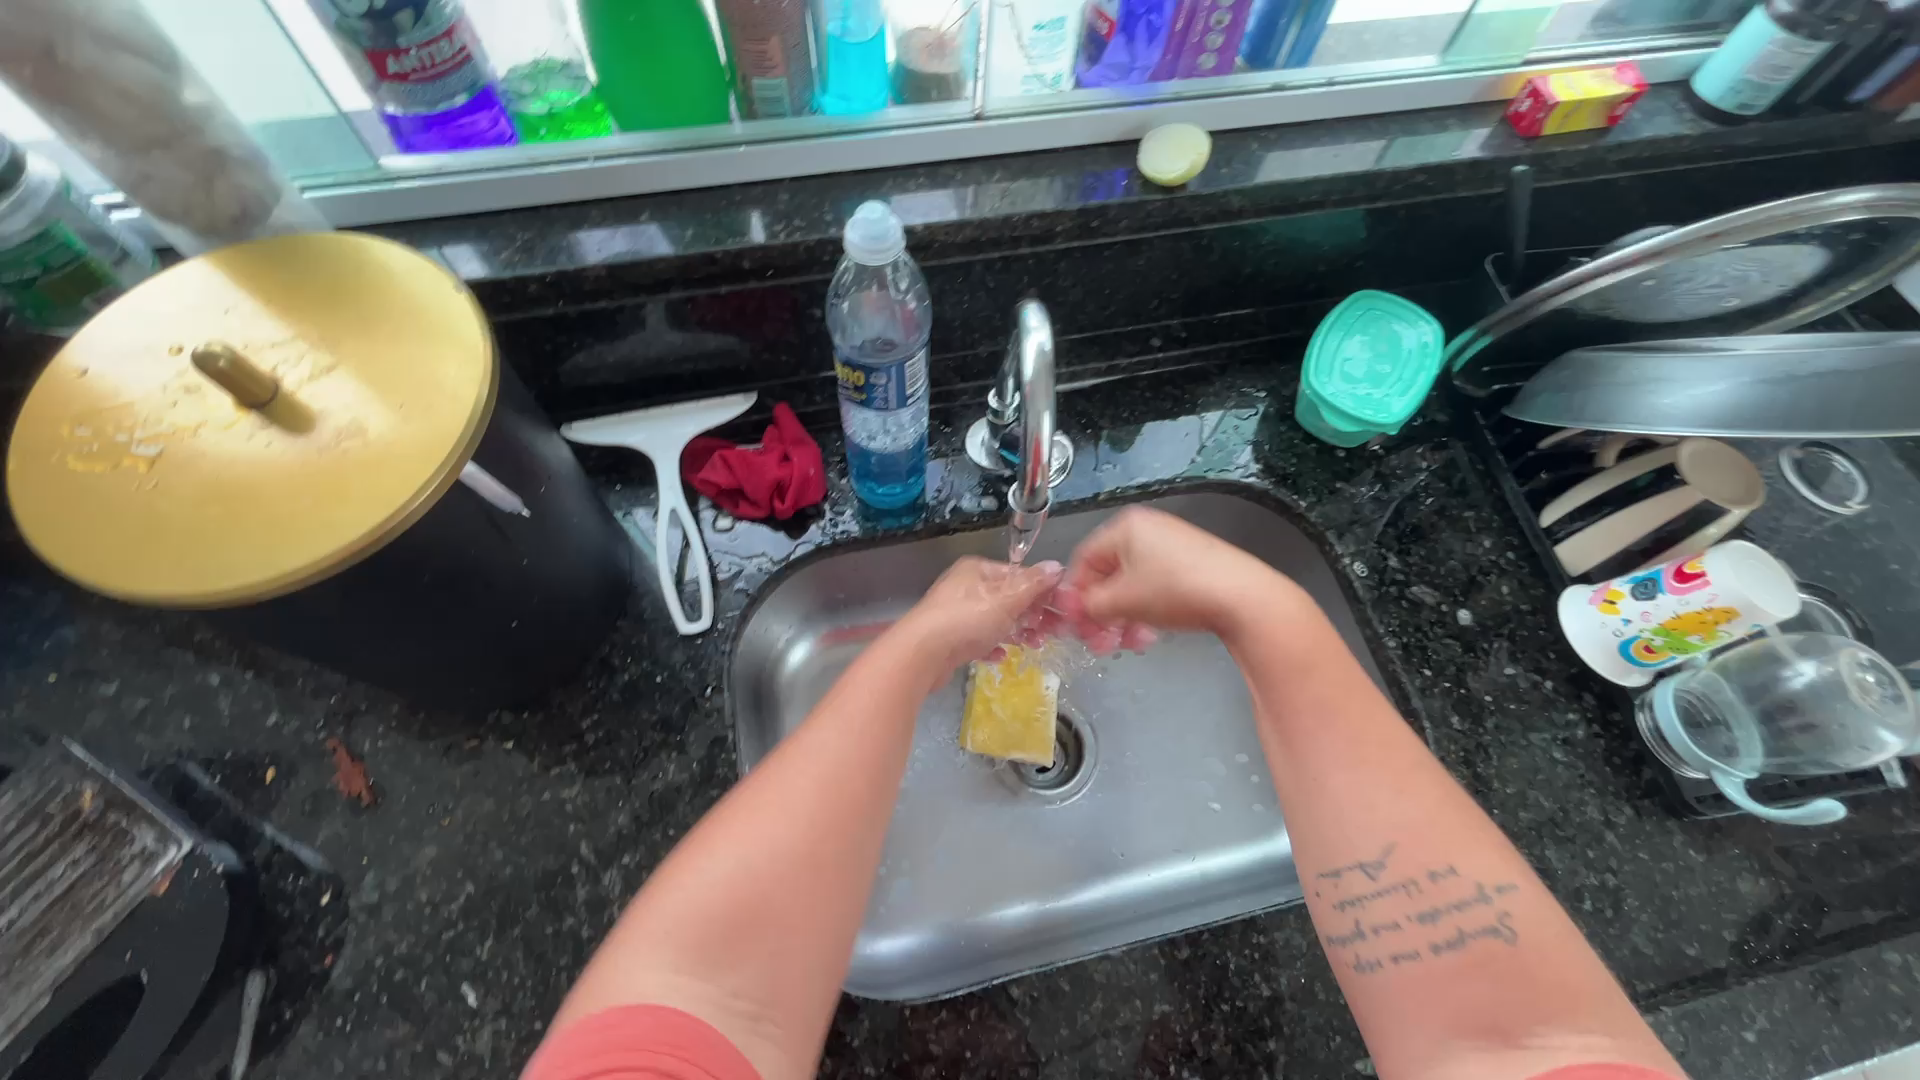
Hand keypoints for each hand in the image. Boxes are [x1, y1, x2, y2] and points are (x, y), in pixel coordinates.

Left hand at [896, 556, 1064, 672]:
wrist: (921, 654)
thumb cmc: (966, 620)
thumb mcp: (1006, 599)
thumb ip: (1033, 584)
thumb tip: (1057, 566)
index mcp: (978, 570)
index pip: (1019, 575)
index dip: (1042, 592)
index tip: (1060, 611)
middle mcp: (966, 587)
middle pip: (1009, 598)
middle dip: (1032, 615)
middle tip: (1052, 633)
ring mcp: (956, 612)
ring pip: (995, 620)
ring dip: (1016, 632)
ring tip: (1033, 646)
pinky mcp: (950, 638)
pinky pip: (979, 638)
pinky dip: (992, 646)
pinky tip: (1000, 656)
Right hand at [1058, 506, 1305, 641]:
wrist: (1243, 598)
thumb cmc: (1175, 590)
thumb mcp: (1121, 601)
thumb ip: (1087, 605)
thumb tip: (1071, 609)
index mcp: (1124, 526)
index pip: (1083, 561)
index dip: (1076, 596)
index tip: (1075, 626)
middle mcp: (1147, 529)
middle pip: (1107, 575)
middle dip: (1101, 612)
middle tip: (1101, 642)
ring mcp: (1171, 546)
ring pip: (1131, 585)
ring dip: (1123, 617)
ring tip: (1129, 643)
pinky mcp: (1191, 564)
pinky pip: (1154, 586)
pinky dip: (1145, 610)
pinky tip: (1150, 634)